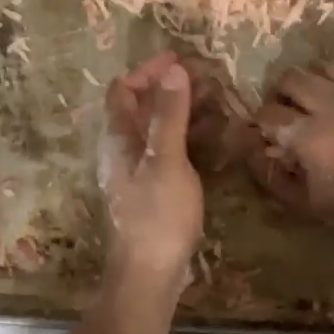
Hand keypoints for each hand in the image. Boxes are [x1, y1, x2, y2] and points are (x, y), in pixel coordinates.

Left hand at [101, 51, 203, 293]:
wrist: (149, 274)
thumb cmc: (156, 216)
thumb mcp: (166, 160)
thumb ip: (169, 115)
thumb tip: (173, 69)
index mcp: (118, 140)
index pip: (123, 90)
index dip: (148, 70)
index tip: (180, 59)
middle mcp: (121, 153)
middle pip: (140, 109)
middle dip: (170, 90)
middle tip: (207, 81)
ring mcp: (135, 175)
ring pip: (155, 132)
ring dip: (181, 115)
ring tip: (215, 106)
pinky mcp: (151, 194)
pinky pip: (166, 155)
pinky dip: (186, 141)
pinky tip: (209, 143)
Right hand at [250, 67, 333, 239]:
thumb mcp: (306, 202)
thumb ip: (272, 176)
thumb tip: (250, 150)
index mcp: (308, 137)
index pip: (268, 114)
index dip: (261, 122)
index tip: (265, 131)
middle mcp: (330, 105)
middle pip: (290, 79)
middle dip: (281, 94)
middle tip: (287, 111)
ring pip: (318, 69)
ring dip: (310, 85)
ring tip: (315, 104)